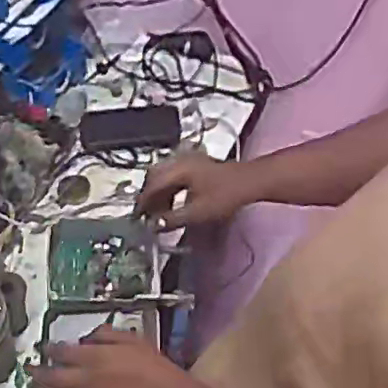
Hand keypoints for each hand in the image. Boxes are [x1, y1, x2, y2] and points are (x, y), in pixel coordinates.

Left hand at [32, 327, 192, 387]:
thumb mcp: (131, 339)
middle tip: (28, 368)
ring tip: (32, 385)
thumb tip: (88, 336)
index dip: (50, 350)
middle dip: (37, 372)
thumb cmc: (151, 364)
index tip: (43, 347)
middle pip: (53, 376)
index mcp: (95, 357)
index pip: (63, 352)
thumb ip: (106, 334)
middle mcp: (86, 377)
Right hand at [137, 151, 259, 228]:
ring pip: (163, 176)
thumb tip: (154, 226)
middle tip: (145, 215)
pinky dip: (168, 190)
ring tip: (158, 213)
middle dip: (148, 196)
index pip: (152, 185)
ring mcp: (189, 161)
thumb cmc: (225, 196)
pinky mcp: (196, 166)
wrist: (251, 182)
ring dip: (158, 194)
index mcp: (178, 169)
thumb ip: (172, 220)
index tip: (137, 218)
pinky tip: (170, 204)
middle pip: (154, 176)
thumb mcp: (197, 212)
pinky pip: (173, 176)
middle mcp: (181, 160)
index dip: (143, 203)